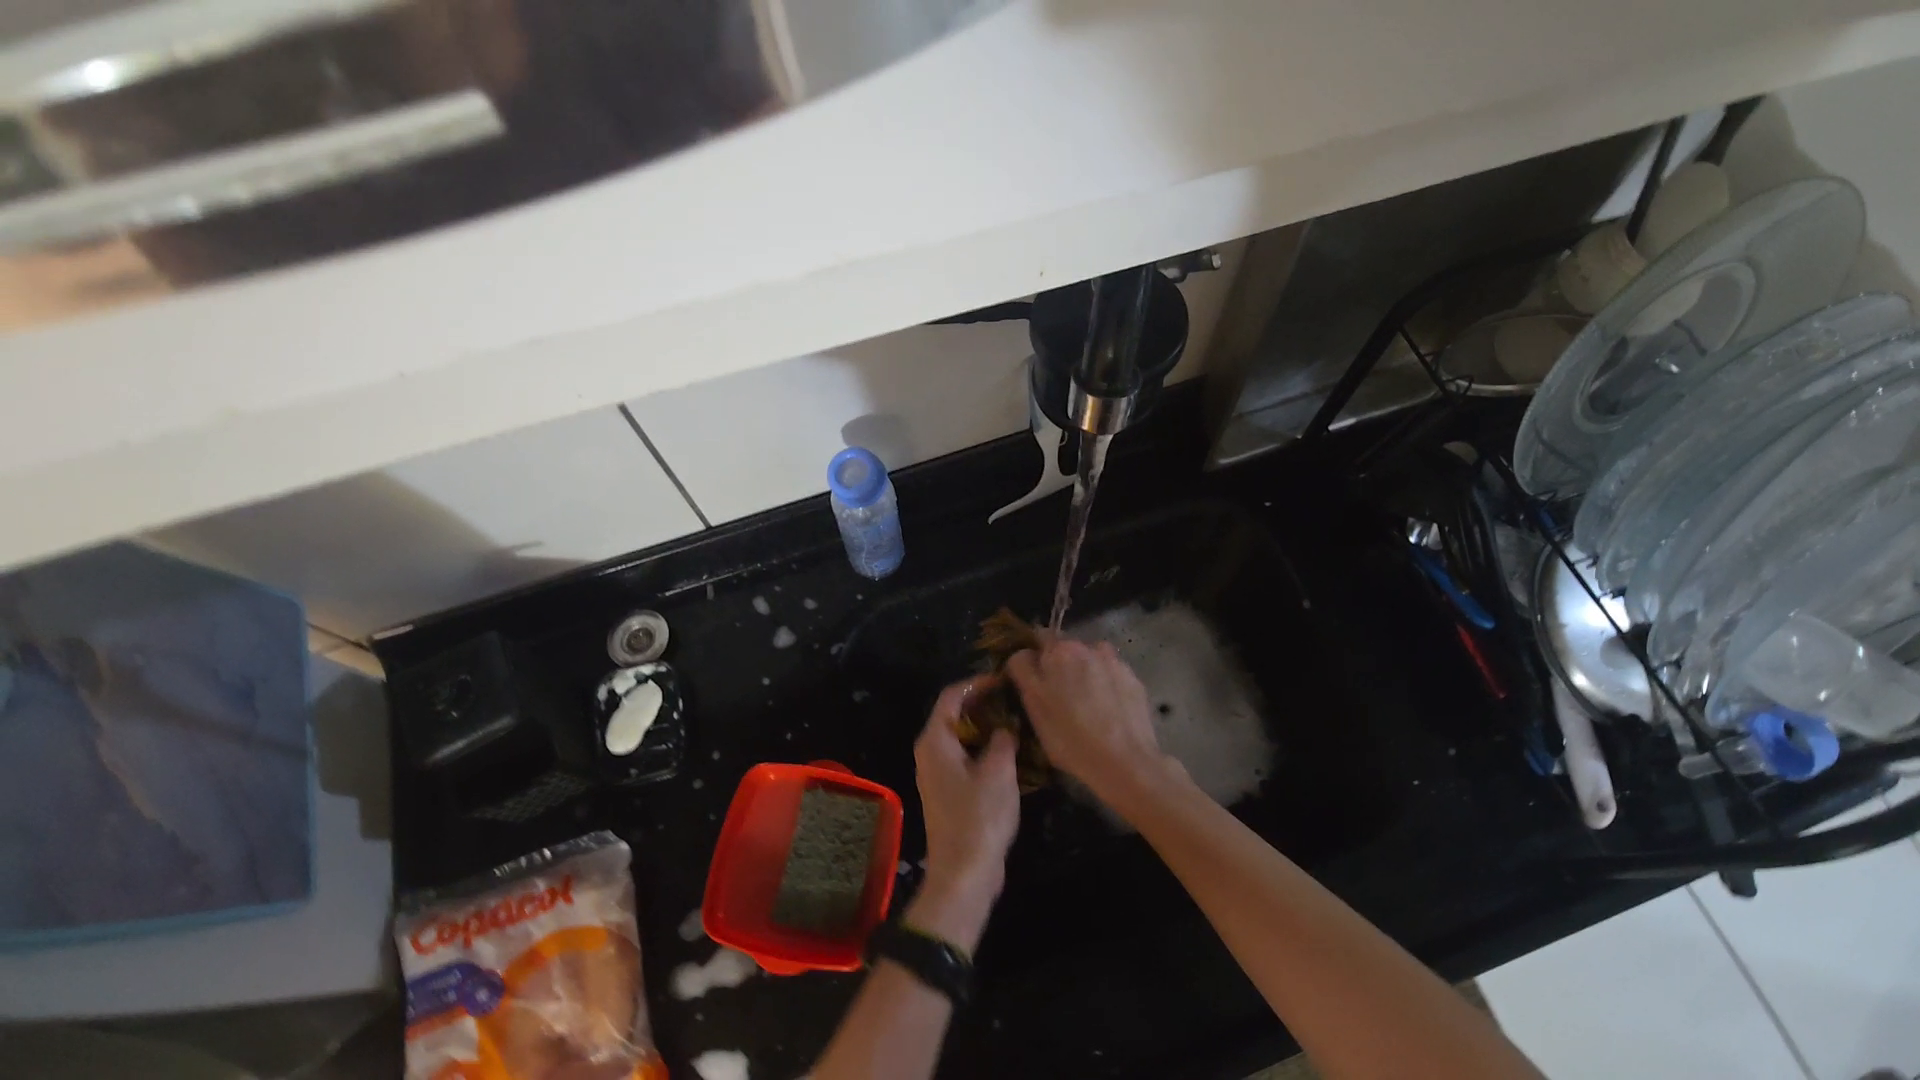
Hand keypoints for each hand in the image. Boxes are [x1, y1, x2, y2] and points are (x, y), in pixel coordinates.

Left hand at [913, 677, 1021, 906]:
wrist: (964, 872)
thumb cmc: (979, 817)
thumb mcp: (999, 772)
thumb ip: (1002, 740)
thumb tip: (1005, 727)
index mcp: (934, 741)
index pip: (951, 696)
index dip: (977, 684)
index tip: (1004, 679)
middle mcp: (929, 752)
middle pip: (953, 715)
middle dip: (983, 704)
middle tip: (1015, 698)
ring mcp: (937, 773)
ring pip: (960, 737)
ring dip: (985, 728)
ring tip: (1017, 721)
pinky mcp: (948, 791)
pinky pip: (964, 758)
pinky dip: (983, 749)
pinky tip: (1010, 752)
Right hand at [1005, 639, 1175, 813]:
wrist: (1126, 761)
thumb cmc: (1070, 738)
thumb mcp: (1034, 708)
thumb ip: (1024, 673)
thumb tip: (1024, 655)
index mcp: (1057, 651)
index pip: (1035, 640)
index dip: (1030, 661)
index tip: (1030, 681)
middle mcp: (1086, 647)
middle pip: (1065, 649)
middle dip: (1059, 667)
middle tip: (1058, 698)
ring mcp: (1113, 661)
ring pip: (1090, 660)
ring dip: (1084, 673)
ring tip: (1086, 704)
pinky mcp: (1133, 678)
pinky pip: (1111, 674)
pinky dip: (1106, 685)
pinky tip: (1108, 711)